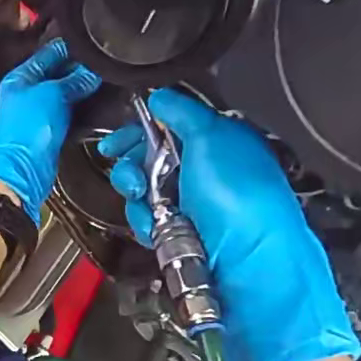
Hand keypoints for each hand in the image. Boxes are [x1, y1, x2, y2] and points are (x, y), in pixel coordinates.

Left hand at [0, 38, 101, 220]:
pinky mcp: (47, 136)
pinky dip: (80, 116)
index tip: (91, 45)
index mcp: (18, 79)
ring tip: (101, 86)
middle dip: (79, 72)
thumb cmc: (25, 135)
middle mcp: (25, 98)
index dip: (70, 48)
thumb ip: (74, 79)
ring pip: (63, 98)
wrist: (22, 173)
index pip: (48, 53)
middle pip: (57, 76)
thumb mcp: (53, 94)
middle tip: (100, 66)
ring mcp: (36, 118)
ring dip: (81, 94)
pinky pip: (67, 119)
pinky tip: (93, 111)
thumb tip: (90, 72)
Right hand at [101, 88, 360, 360]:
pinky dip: (148, 225)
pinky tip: (159, 232)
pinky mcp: (180, 235)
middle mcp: (204, 171)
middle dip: (133, 168)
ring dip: (139, 200)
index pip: (169, 125)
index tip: (113, 142)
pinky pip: (149, 221)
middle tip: (134, 180)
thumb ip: (182, 112)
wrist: (248, 264)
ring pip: (143, 192)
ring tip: (153, 211)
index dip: (138, 130)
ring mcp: (191, 205)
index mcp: (219, 141)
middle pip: (148, 159)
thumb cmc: (237, 198)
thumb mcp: (213, 140)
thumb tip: (158, 95)